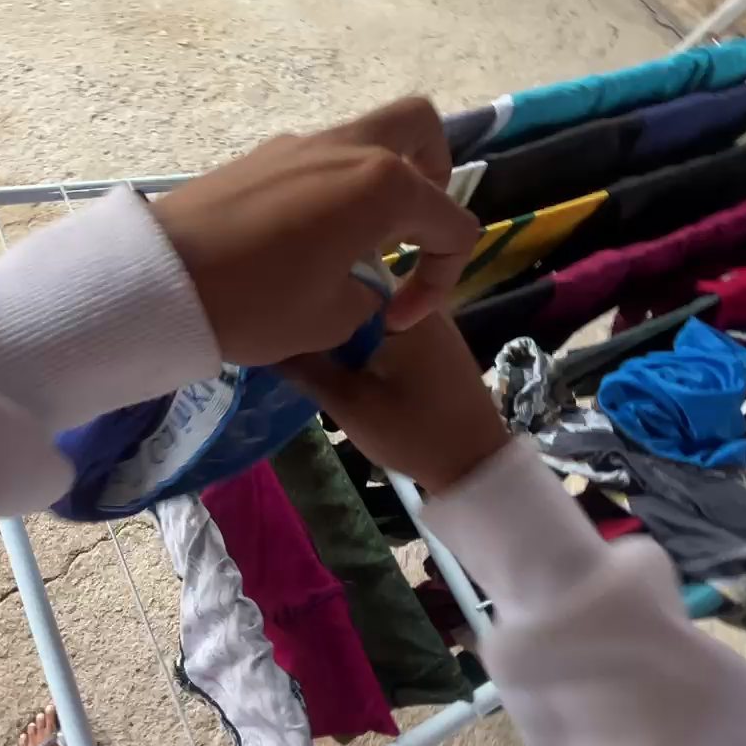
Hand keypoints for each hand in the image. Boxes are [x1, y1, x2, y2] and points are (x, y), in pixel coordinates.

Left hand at [151, 97, 479, 366]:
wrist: (158, 279)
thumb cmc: (254, 303)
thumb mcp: (330, 320)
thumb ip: (368, 294)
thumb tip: (362, 281)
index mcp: (382, 186)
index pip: (452, 224)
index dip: (441, 280)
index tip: (398, 318)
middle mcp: (347, 148)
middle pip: (420, 130)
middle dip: (435, 177)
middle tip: (409, 230)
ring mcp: (298, 144)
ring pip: (364, 138)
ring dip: (379, 183)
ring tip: (355, 241)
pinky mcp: (259, 155)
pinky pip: (317, 159)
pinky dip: (333, 187)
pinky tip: (304, 236)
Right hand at [282, 313, 510, 490]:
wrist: (477, 467)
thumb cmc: (412, 433)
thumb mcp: (348, 403)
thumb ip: (305, 367)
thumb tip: (267, 340)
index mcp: (403, 310)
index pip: (344, 278)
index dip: (310, 295)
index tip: (282, 314)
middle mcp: (422, 306)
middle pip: (357, 296)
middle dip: (326, 314)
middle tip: (291, 336)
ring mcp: (434, 326)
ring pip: (372, 315)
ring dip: (345, 331)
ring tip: (311, 350)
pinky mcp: (438, 347)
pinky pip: (390, 330)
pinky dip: (367, 342)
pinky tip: (347, 364)